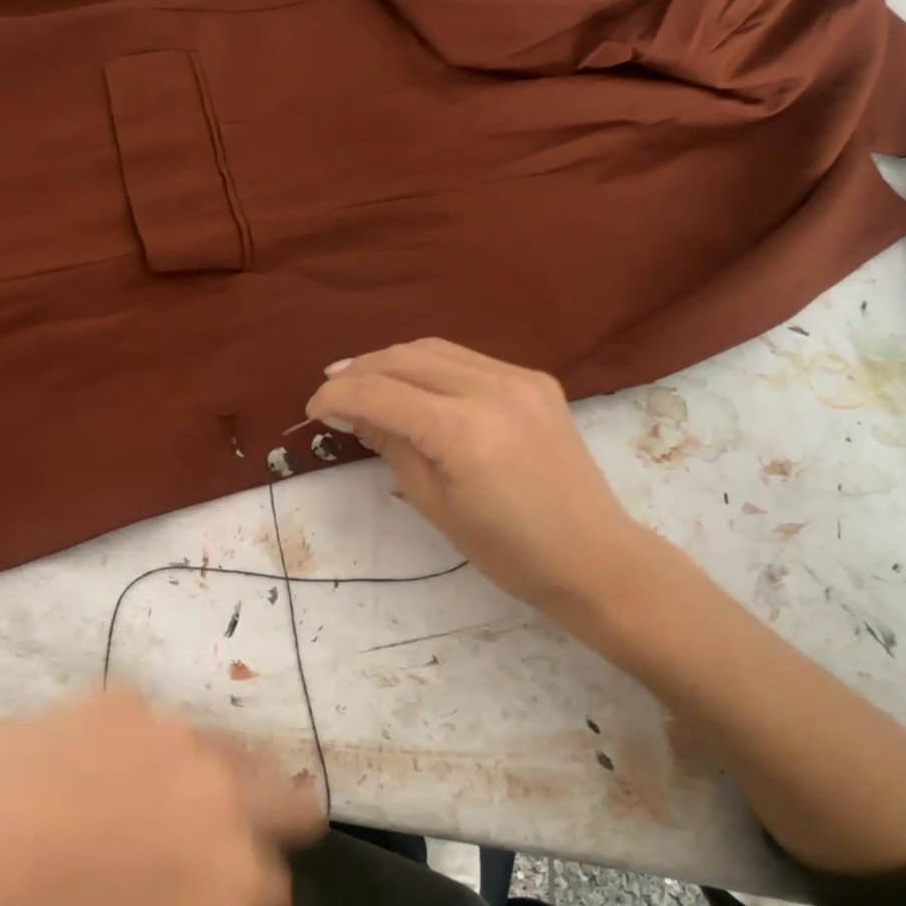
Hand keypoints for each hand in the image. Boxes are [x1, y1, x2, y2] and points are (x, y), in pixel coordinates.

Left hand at [0, 689, 324, 905]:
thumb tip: (187, 890)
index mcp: (235, 881)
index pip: (272, 887)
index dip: (240, 892)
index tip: (211, 894)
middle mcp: (224, 796)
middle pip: (283, 800)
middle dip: (264, 822)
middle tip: (209, 844)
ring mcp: (174, 734)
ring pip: (221, 752)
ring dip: (205, 777)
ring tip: (150, 801)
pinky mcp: (121, 697)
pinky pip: (153, 725)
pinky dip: (141, 745)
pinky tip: (88, 767)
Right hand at [306, 338, 673, 623]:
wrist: (593, 556)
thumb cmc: (506, 549)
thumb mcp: (432, 502)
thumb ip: (391, 445)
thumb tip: (351, 414)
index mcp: (463, 431)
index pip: (380, 393)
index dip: (336, 396)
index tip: (312, 410)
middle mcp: (491, 389)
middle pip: (403, 358)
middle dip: (357, 371)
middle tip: (328, 391)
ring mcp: (518, 379)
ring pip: (433, 349)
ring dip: (389, 361)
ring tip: (360, 381)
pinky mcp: (534, 381)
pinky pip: (465, 359)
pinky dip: (427, 366)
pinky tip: (411, 385)